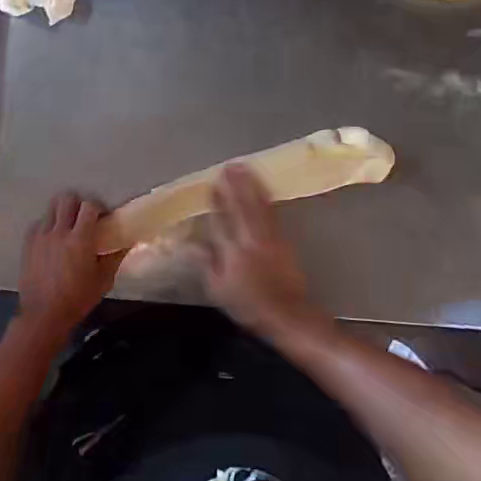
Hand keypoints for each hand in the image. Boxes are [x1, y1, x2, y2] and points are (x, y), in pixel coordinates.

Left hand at [15, 191, 123, 343]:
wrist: (43, 314)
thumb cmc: (77, 299)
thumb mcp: (103, 280)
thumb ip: (115, 257)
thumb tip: (128, 241)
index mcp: (80, 239)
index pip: (89, 205)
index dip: (98, 207)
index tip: (103, 217)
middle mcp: (59, 231)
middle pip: (67, 198)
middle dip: (78, 203)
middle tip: (84, 217)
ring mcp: (40, 236)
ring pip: (51, 208)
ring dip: (62, 213)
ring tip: (68, 227)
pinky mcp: (28, 243)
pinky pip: (38, 223)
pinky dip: (48, 225)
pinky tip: (53, 240)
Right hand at [204, 165, 335, 346]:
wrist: (288, 314)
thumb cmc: (249, 305)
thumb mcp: (218, 289)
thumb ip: (206, 263)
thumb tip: (193, 242)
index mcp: (233, 250)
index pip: (222, 219)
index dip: (217, 200)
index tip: (212, 183)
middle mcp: (252, 239)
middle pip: (243, 206)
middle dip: (235, 185)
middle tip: (229, 166)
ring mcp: (271, 238)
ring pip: (259, 205)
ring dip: (252, 186)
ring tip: (245, 169)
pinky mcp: (284, 241)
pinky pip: (272, 213)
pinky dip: (265, 198)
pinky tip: (262, 190)